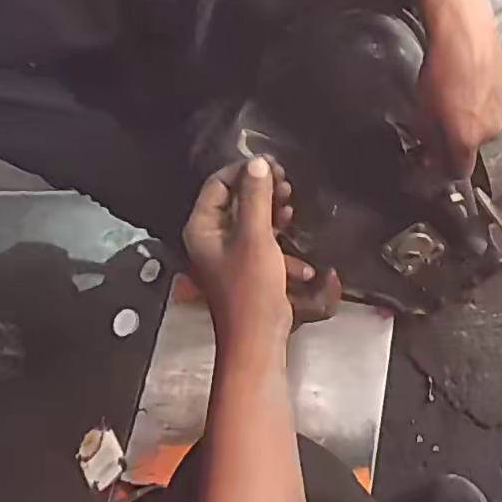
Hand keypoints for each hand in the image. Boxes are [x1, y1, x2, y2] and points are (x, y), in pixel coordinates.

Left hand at [183, 157, 296, 348]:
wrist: (258, 338)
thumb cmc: (251, 290)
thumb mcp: (256, 237)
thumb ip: (257, 198)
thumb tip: (258, 163)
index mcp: (202, 228)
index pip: (217, 185)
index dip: (244, 172)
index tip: (272, 167)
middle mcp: (211, 239)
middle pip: (235, 202)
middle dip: (262, 192)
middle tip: (287, 186)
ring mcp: (229, 255)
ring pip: (251, 222)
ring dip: (273, 215)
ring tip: (293, 209)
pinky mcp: (247, 269)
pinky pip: (262, 244)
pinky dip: (279, 242)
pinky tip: (300, 256)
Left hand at [410, 0, 501, 177]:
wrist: (467, 32)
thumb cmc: (443, 69)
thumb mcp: (423, 111)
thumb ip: (428, 140)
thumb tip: (430, 154)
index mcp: (467, 141)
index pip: (458, 171)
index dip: (443, 167)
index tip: (432, 158)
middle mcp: (490, 133)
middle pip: (470, 148)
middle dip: (454, 139)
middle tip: (437, 119)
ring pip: (481, 127)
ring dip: (468, 120)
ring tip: (453, 96)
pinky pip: (490, 108)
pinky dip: (479, 104)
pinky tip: (467, 85)